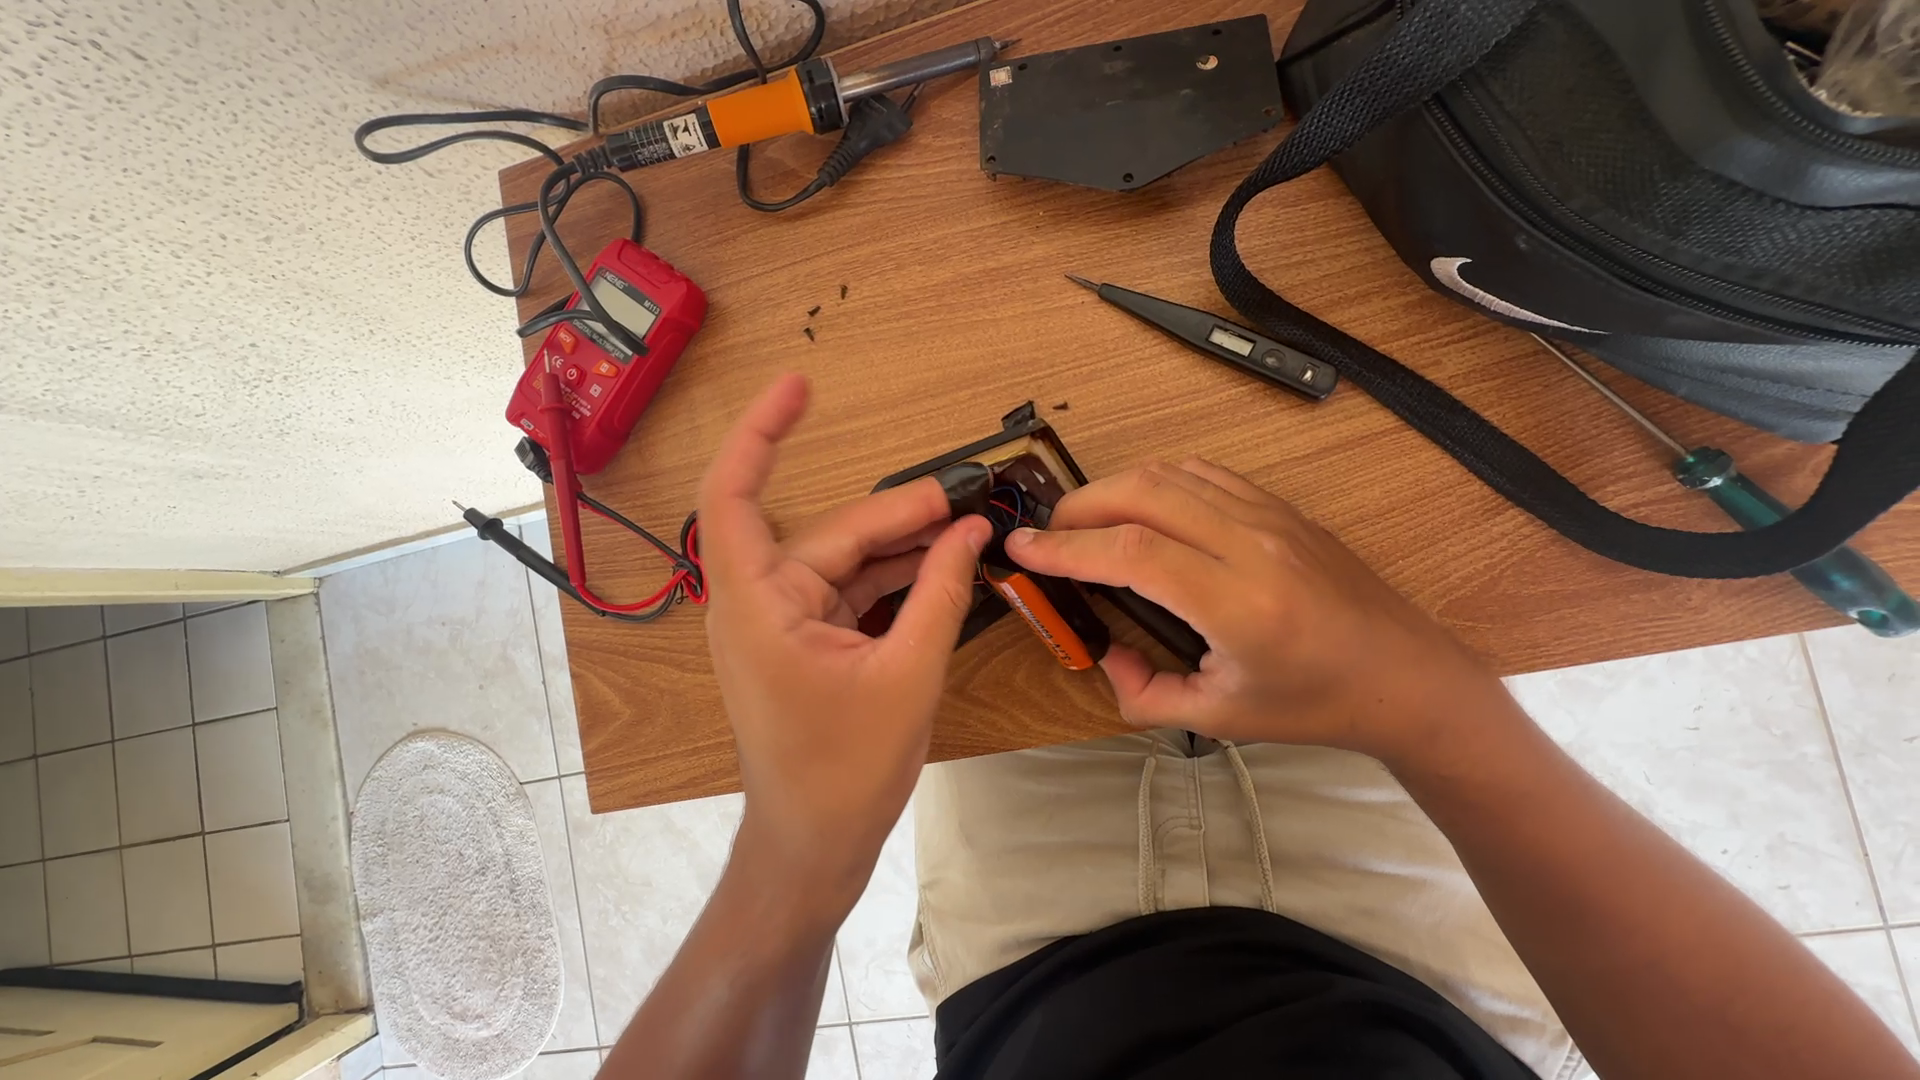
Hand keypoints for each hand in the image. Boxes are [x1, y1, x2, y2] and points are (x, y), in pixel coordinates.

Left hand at [700, 374, 992, 908]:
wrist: (815, 845)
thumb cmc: (845, 771)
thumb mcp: (908, 675)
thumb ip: (941, 594)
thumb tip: (972, 534)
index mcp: (756, 603)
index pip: (735, 493)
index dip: (760, 432)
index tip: (800, 386)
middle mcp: (760, 602)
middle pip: (829, 531)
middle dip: (896, 514)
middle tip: (964, 499)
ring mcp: (783, 623)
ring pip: (846, 560)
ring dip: (903, 546)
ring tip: (966, 530)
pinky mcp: (807, 642)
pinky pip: (853, 591)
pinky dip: (896, 580)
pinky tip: (943, 568)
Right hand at [1004, 459, 1509, 763]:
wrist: (1406, 676)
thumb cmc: (1313, 704)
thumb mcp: (1218, 718)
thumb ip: (1142, 691)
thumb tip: (1101, 651)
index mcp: (1237, 603)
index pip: (1131, 551)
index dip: (1065, 547)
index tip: (1022, 550)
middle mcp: (1252, 545)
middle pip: (1142, 493)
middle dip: (1078, 507)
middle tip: (1049, 537)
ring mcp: (1270, 516)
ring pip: (1170, 473)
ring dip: (1114, 489)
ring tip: (1086, 522)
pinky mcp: (1281, 507)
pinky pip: (1203, 474)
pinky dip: (1156, 482)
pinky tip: (1141, 510)